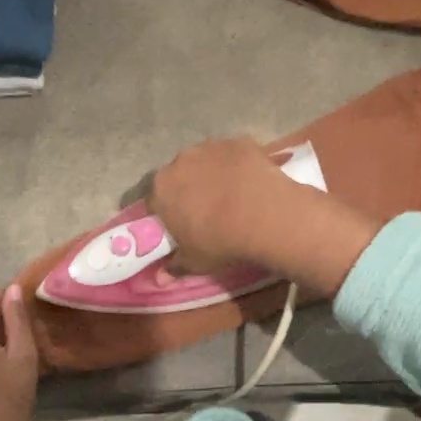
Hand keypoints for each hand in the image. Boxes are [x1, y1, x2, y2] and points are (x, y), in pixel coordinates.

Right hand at [145, 138, 289, 274]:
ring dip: (212, 176)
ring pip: (205, 162)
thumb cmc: (220, 241)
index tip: (178, 227)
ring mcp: (210, 147)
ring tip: (231, 197)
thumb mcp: (194, 262)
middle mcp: (179, 161)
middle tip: (205, 213)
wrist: (266, 216)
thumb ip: (173, 267)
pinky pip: (232, 155)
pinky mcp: (239, 142)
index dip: (165, 215)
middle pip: (178, 176)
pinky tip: (249, 184)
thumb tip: (160, 278)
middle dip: (187, 191)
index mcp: (161, 189)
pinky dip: (237, 167)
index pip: (154, 202)